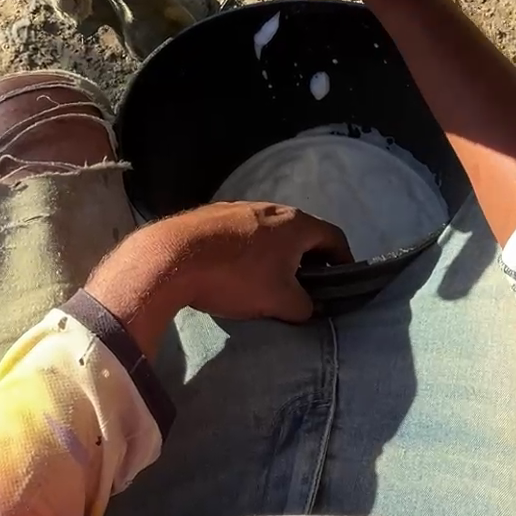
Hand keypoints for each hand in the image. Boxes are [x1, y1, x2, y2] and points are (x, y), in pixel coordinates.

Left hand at [84, 202, 351, 351]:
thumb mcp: (279, 301)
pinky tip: (236, 269)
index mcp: (297, 224)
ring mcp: (242, 207)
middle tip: (308, 284)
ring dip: (279, 253)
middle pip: (304, 233)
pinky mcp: (215, 213)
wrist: (171, 258)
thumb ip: (305, 306)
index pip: (335, 238)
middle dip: (311, 258)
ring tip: (270, 278)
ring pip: (272, 231)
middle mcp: (274, 208)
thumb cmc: (236, 277)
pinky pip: (245, 232)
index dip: (345, 260)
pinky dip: (251, 249)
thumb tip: (312, 308)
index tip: (343, 281)